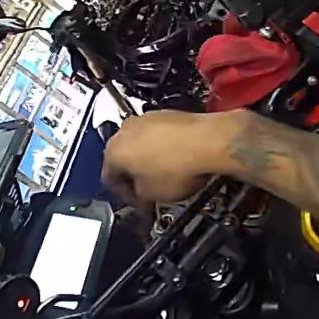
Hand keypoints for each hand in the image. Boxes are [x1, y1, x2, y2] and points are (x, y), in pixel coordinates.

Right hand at [102, 110, 247, 206]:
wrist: (208, 142)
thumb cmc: (179, 166)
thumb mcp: (151, 195)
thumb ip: (138, 197)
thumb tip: (141, 195)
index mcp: (113, 151)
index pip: (109, 179)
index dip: (125, 196)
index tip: (139, 203)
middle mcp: (125, 130)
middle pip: (123, 159)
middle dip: (135, 176)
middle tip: (149, 192)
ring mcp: (145, 119)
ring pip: (140, 145)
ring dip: (149, 161)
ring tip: (166, 177)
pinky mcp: (165, 114)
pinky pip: (157, 135)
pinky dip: (163, 148)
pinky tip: (177, 161)